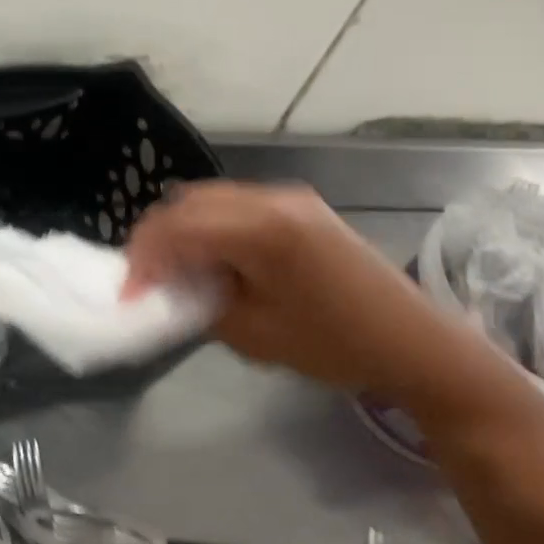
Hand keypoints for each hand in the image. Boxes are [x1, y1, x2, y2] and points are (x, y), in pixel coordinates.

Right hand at [124, 181, 487, 398]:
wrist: (415, 342)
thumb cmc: (335, 345)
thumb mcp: (253, 334)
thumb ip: (200, 302)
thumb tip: (169, 288)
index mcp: (262, 229)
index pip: (177, 227)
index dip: (142, 259)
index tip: (128, 296)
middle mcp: (273, 199)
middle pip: (188, 203)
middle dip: (156, 239)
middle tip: (145, 282)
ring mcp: (290, 198)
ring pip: (210, 200)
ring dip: (182, 231)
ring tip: (175, 273)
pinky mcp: (301, 208)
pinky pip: (236, 206)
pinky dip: (210, 228)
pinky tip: (212, 261)